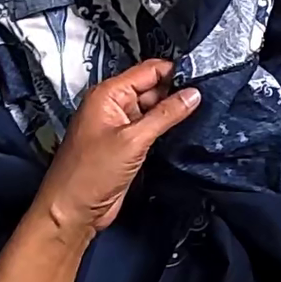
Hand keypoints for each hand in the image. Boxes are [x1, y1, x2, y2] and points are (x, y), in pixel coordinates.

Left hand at [34, 59, 201, 240]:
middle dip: (177, 91)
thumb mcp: (133, 140)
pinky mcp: (127, 145)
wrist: (73, 211)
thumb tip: (193, 94)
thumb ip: (165, 115)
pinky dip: (166, 128)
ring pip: (154, 109)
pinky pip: (151, 128)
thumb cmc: (90, 174)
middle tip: (207, 97)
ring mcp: (121, 126)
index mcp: (108, 94)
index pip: (148, 70)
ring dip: (173, 111)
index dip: (174, 71)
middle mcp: (114, 105)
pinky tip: (186, 129)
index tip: (201, 77)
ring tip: (202, 112)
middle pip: (153, 88)